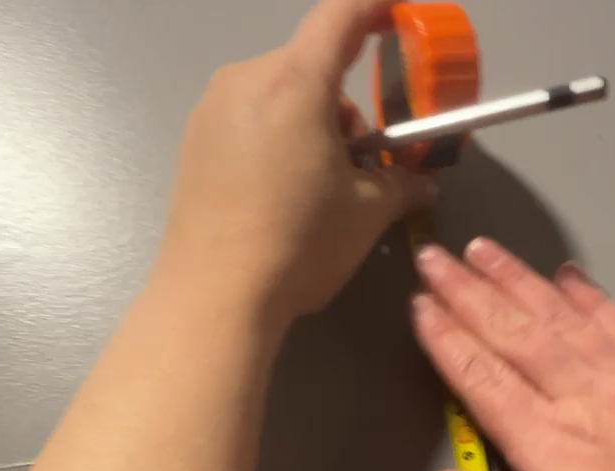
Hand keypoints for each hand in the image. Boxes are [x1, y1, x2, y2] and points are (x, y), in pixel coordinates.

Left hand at [159, 0, 436, 322]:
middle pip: (307, 67)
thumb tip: (423, 185)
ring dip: (305, 126)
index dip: (375, 7)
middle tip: (356, 165)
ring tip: (313, 190)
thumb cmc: (299, 246)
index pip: (341, 14)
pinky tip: (275, 198)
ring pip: (274, 96)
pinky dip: (271, 143)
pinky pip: (244, 123)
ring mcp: (210, 112)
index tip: (396, 17)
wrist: (215, 298)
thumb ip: (399, 186)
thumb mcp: (364, 216)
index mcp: (295, 81)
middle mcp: (246, 80)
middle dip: (340, 106)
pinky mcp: (191, 146)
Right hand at [412, 238, 614, 470]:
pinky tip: (572, 279)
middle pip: (517, 336)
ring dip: (520, 281)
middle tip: (434, 258)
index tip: (419, 306)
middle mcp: (588, 405)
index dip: (446, 341)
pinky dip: (593, 301)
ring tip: (485, 251)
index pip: (483, 381)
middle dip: (469, 293)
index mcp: (551, 451)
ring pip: (564, 322)